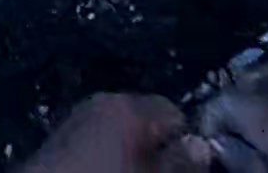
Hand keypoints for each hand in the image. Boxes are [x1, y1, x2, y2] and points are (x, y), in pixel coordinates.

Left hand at [22, 93, 213, 172]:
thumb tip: (202, 146)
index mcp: (128, 108)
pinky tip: (110, 169)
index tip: (191, 171)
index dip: (187, 143)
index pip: (172, 111)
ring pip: (122, 129)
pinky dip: (112, 155)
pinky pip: (101, 138)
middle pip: (146, 118)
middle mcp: (104, 101)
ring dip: (135, 153)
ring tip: (136, 171)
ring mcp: (81, 115)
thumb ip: (179, 165)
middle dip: (160, 149)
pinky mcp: (65, 135)